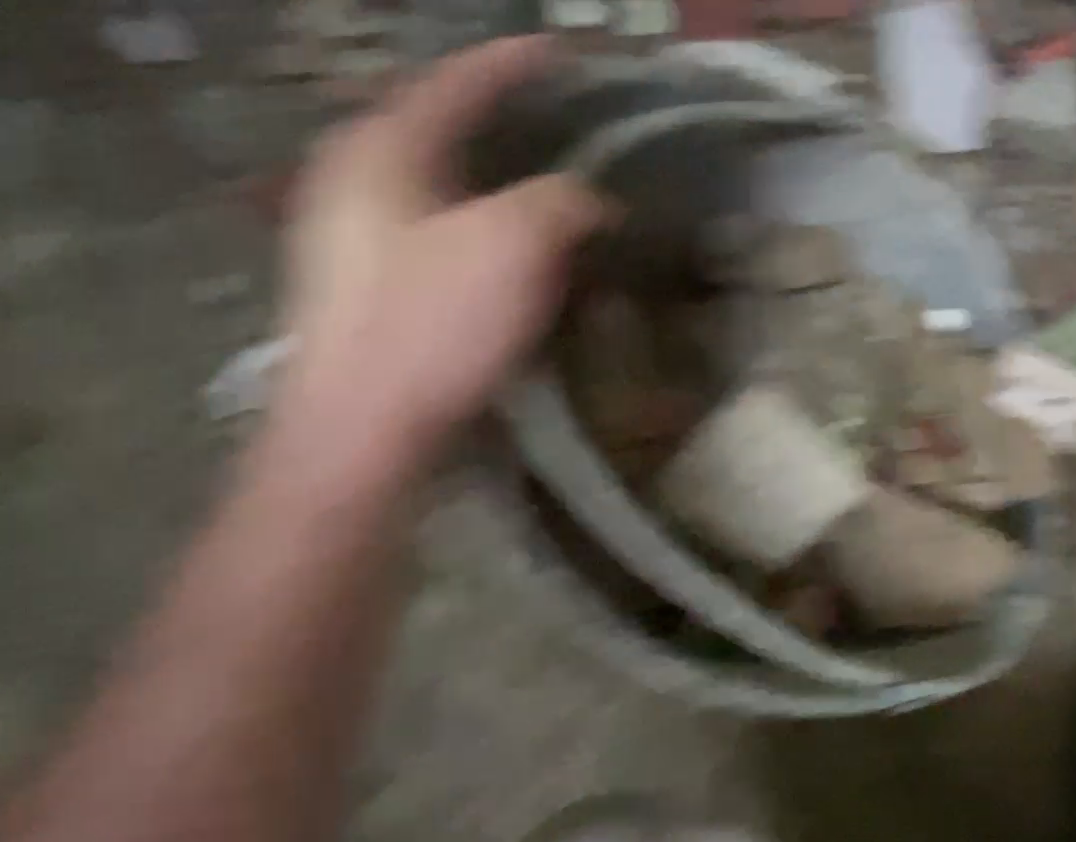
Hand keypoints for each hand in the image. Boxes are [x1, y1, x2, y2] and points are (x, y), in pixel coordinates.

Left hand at [278, 36, 607, 457]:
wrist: (365, 427)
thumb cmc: (432, 326)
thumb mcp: (515, 246)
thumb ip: (563, 202)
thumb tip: (593, 200)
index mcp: (381, 150)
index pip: (456, 83)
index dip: (516, 65)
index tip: (568, 55)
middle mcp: (358, 179)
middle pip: (445, 130)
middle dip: (510, 126)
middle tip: (569, 128)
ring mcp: (358, 236)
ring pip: (446, 188)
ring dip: (503, 185)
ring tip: (557, 193)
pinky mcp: (374, 288)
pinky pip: (444, 235)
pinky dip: (490, 232)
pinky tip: (522, 260)